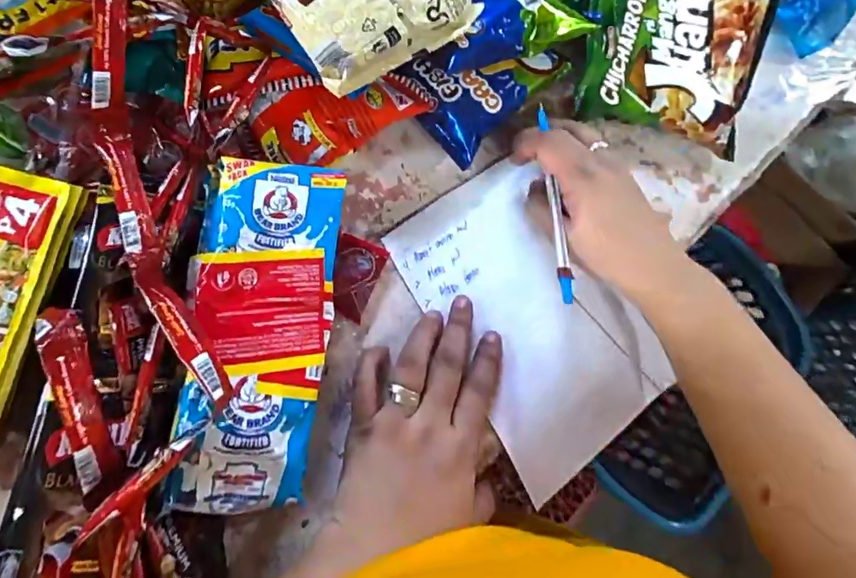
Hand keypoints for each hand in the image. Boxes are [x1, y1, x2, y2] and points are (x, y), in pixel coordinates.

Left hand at [305, 298, 499, 575]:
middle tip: (462, 302)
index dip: (487, 362)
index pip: (478, 395)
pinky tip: (378, 347)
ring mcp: (394, 421)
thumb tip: (488, 472)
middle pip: (446, 369)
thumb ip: (480, 493)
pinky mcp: (363, 425)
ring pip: (410, 368)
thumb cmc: (426, 544)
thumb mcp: (466, 523)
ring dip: (422, 337)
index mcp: (460, 450)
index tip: (493, 335)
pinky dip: (370, 364)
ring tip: (431, 313)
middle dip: (457, 332)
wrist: (372, 552)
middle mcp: (429, 426)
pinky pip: (365, 386)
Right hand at [513, 121, 712, 302]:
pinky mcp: (625, 173)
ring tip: (547, 160)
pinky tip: (572, 173)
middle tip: (526, 154)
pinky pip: (595, 146)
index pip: (547, 140)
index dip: (524, 143)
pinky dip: (576, 147)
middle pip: (566, 128)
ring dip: (560, 137)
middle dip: (540, 135)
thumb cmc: (608, 256)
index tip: (513, 160)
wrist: (658, 269)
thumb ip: (540, 208)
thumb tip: (534, 189)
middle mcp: (601, 160)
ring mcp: (616, 164)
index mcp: (582, 175)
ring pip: (583, 133)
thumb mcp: (564, 238)